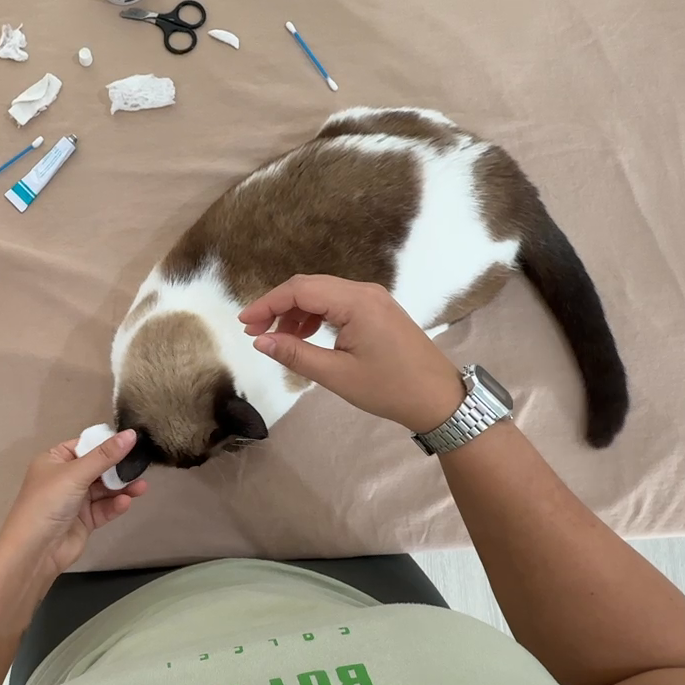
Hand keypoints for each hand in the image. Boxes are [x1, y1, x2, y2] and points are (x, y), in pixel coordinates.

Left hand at [0, 430, 149, 576]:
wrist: (35, 551)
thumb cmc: (49, 502)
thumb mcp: (76, 473)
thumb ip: (105, 456)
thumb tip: (131, 434)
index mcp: (54, 460)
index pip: (84, 445)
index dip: (106, 443)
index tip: (132, 440)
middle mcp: (64, 478)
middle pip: (97, 467)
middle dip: (118, 467)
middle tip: (141, 465)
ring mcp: (74, 500)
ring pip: (104, 489)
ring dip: (121, 488)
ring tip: (141, 487)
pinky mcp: (84, 520)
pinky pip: (103, 508)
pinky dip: (115, 505)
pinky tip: (126, 502)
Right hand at [238, 274, 466, 432]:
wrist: (439, 398)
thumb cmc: (389, 388)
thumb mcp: (337, 375)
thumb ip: (296, 354)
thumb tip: (260, 341)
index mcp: (356, 303)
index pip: (300, 290)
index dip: (267, 304)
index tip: (245, 325)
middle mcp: (364, 292)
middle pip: (309, 286)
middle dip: (277, 306)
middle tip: (255, 332)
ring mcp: (373, 299)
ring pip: (322, 293)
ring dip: (295, 312)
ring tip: (277, 339)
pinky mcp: (377, 310)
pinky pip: (337, 303)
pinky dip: (314, 316)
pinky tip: (304, 336)